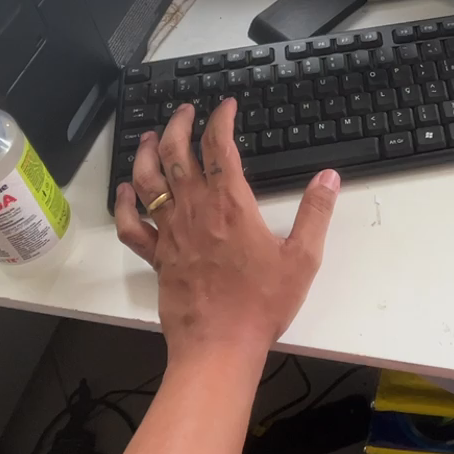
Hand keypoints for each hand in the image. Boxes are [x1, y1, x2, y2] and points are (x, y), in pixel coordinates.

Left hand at [115, 99, 340, 367]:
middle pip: (176, 154)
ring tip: (152, 135)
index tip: (226, 106)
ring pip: (149, 180)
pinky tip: (126, 190)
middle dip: (179, 124)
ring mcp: (171, 233)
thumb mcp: (302, 257)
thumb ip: (316, 213)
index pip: (220, 147)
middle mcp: (195, 211)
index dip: (221, 119)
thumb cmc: (261, 304)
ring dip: (147, 152)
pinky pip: (132, 225)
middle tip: (186, 111)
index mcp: (230, 205)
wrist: (219, 348)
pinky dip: (125, 203)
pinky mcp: (157, 257)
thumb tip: (329, 177)